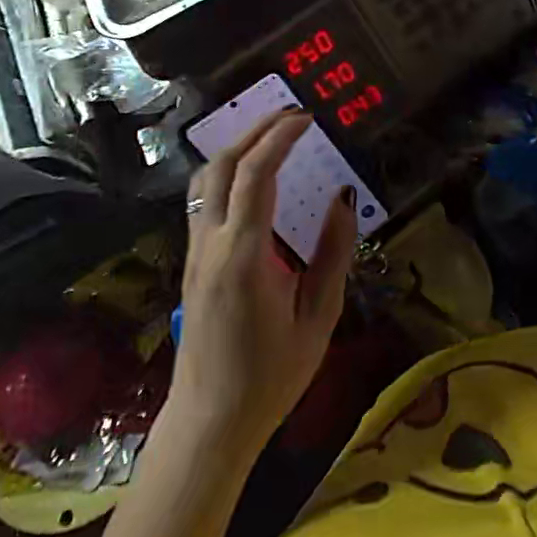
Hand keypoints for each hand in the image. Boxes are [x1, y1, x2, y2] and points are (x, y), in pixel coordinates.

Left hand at [171, 109, 354, 454]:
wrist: (211, 420)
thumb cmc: (271, 377)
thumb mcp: (317, 317)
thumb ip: (333, 255)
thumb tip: (345, 199)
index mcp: (244, 256)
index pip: (257, 175)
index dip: (280, 137)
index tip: (306, 118)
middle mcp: (210, 243)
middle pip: (223, 164)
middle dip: (256, 130)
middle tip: (291, 115)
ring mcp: (194, 251)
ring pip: (206, 179)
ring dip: (238, 148)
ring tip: (273, 137)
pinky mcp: (191, 261)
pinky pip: (204, 200)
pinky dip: (228, 173)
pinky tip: (253, 179)